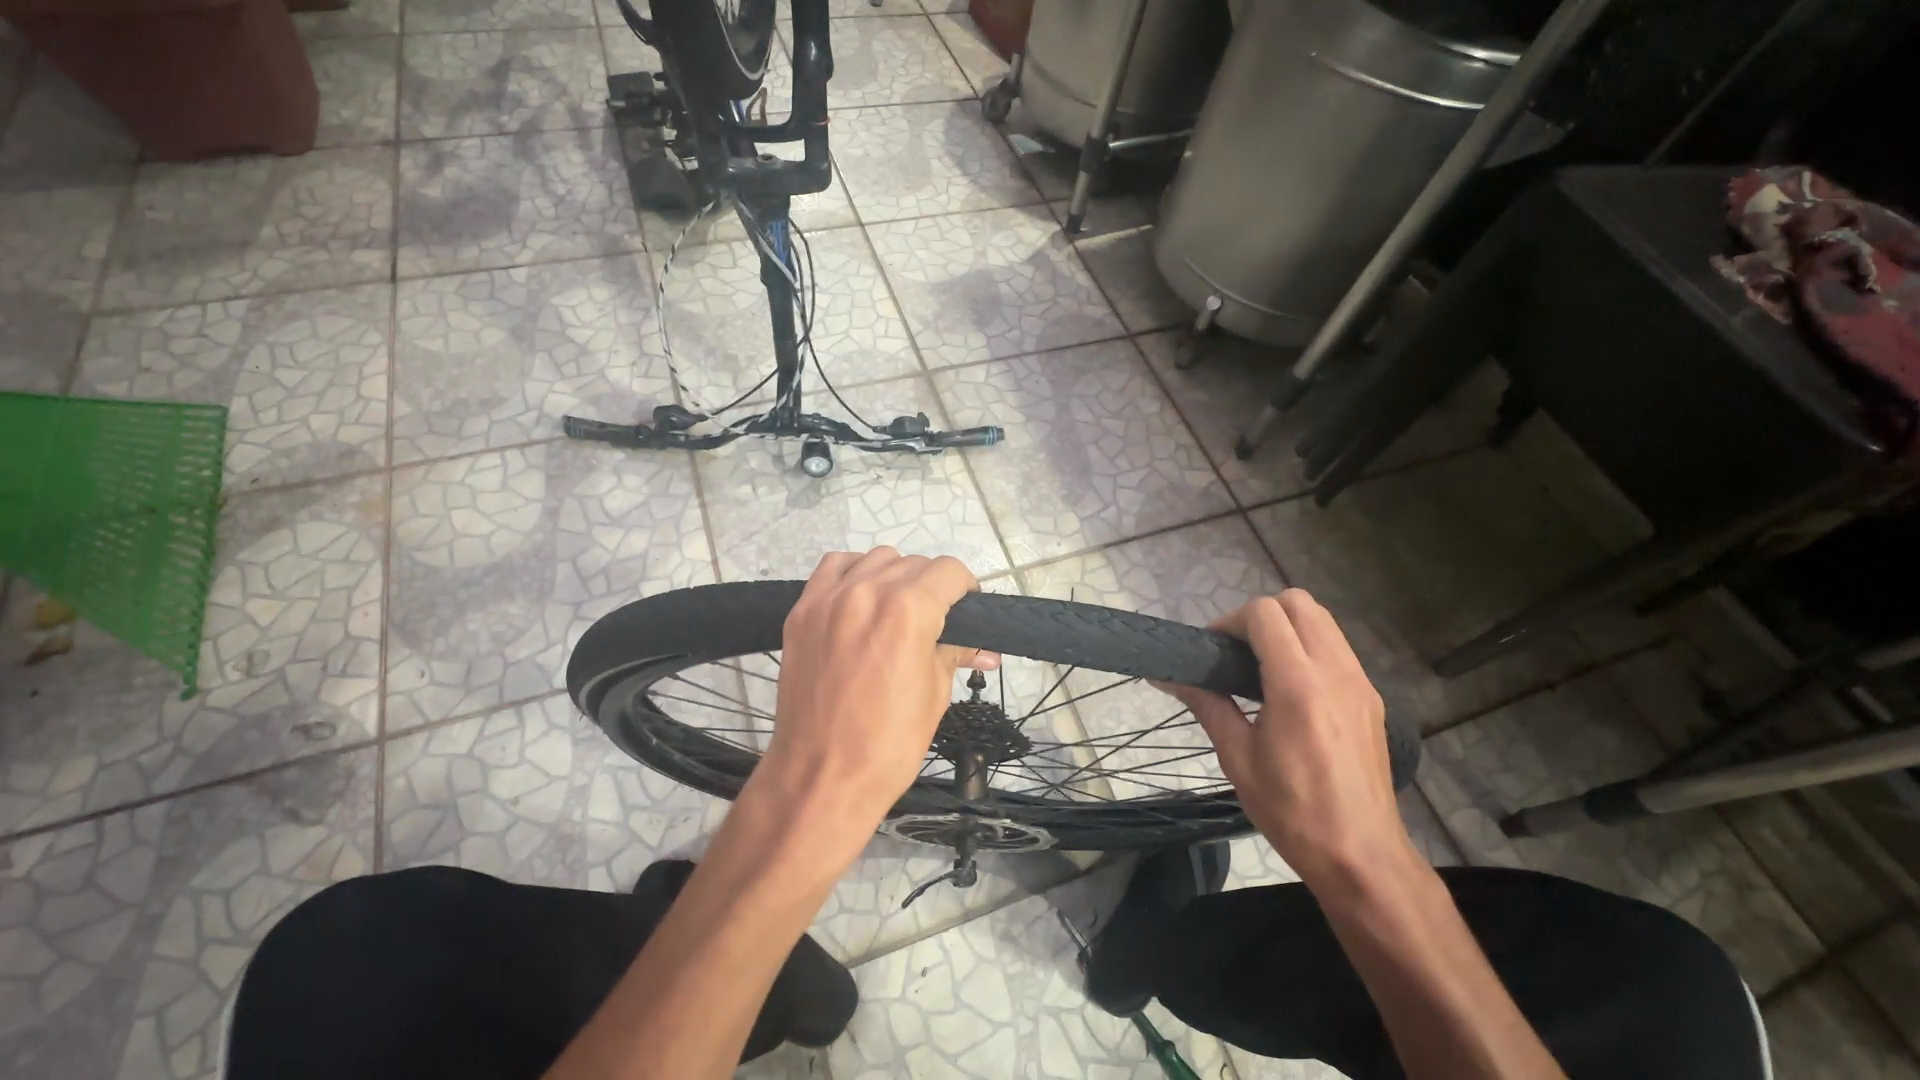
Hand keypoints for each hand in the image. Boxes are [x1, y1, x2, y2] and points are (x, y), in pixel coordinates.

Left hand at [760, 548, 997, 828]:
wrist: (822, 775)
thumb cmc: (889, 743)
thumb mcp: (935, 694)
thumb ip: (955, 653)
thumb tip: (984, 647)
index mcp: (908, 611)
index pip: (949, 572)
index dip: (967, 590)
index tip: (967, 612)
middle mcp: (867, 592)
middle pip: (914, 564)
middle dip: (933, 587)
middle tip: (937, 623)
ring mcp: (829, 599)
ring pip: (875, 559)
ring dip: (894, 577)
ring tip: (897, 613)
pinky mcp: (801, 611)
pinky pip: (833, 568)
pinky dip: (854, 574)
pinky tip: (861, 601)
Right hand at [1162, 589, 1412, 887]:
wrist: (1360, 854)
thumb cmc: (1291, 811)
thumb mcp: (1237, 758)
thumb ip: (1208, 704)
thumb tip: (1168, 675)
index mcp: (1297, 686)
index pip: (1265, 615)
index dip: (1231, 621)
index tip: (1212, 649)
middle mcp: (1335, 672)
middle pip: (1299, 603)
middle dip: (1260, 615)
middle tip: (1235, 651)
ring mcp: (1360, 683)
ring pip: (1324, 621)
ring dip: (1288, 627)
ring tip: (1260, 667)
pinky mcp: (1371, 699)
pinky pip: (1338, 649)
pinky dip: (1309, 648)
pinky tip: (1289, 689)